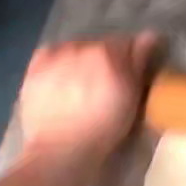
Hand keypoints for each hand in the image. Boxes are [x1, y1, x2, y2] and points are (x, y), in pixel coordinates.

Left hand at [16, 34, 161, 166]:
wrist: (61, 149)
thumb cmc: (104, 127)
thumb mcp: (132, 97)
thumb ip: (139, 62)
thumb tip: (150, 36)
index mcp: (110, 52)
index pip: (127, 43)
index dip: (130, 59)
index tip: (128, 77)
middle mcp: (83, 46)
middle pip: (101, 45)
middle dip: (105, 59)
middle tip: (104, 85)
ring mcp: (57, 54)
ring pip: (77, 48)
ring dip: (81, 60)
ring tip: (79, 86)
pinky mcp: (36, 65)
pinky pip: (53, 53)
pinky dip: (58, 61)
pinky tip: (60, 80)